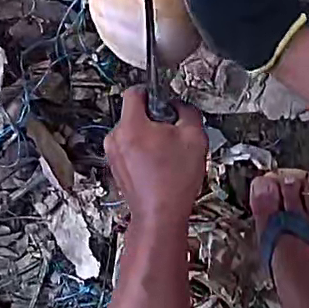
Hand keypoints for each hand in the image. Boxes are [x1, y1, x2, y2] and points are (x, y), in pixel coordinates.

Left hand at [105, 87, 207, 230]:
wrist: (160, 216)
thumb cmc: (173, 183)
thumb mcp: (194, 138)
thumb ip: (188, 112)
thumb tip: (181, 107)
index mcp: (131, 127)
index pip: (134, 92)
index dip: (153, 92)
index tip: (163, 99)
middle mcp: (116, 139)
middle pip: (134, 113)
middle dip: (154, 118)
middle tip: (172, 131)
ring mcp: (114, 154)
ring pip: (132, 131)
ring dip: (149, 135)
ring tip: (167, 152)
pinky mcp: (116, 167)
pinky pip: (130, 148)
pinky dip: (143, 151)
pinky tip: (160, 164)